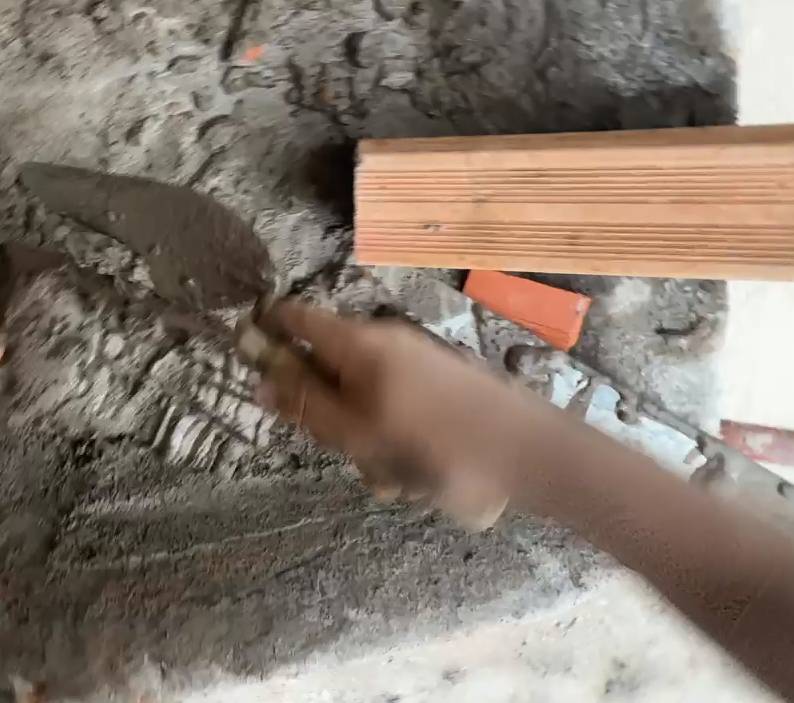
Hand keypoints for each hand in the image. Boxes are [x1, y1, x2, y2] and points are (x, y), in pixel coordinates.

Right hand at [253, 301, 553, 528]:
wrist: (539, 456)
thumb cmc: (437, 443)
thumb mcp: (356, 432)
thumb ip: (304, 405)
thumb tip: (259, 380)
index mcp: (356, 341)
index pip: (293, 316)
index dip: (267, 332)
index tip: (254, 362)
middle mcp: (383, 340)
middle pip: (327, 364)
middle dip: (325, 409)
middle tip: (340, 448)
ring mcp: (417, 359)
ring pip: (364, 393)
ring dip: (364, 434)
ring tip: (392, 477)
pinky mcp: (444, 382)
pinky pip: (398, 402)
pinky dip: (396, 435)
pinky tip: (420, 475)